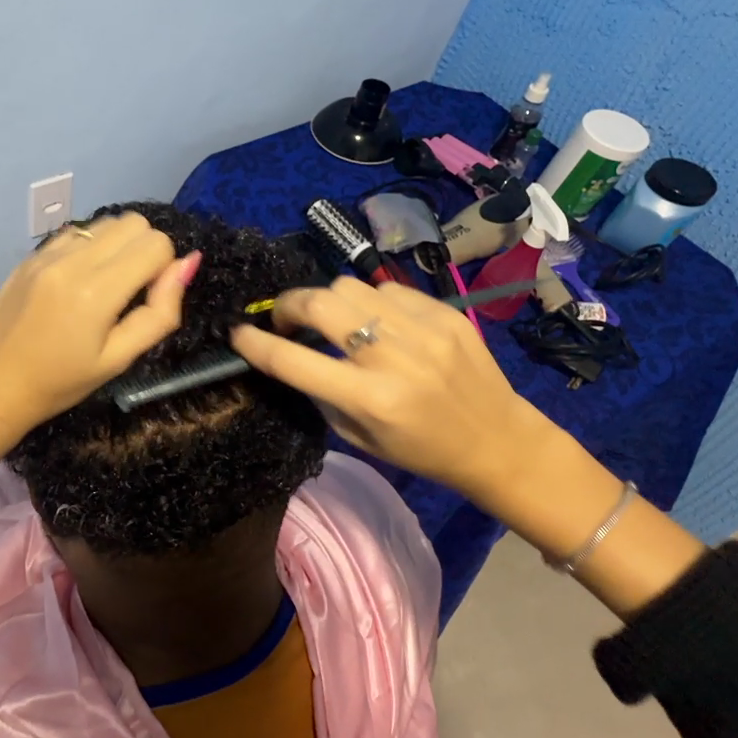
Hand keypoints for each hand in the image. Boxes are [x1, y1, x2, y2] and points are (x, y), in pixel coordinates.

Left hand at [0, 213, 197, 465]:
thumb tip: (188, 263)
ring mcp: (46, 254)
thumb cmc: (60, 384)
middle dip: (145, 250)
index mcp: (96, 291)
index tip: (147, 299)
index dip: (164, 269)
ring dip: (118, 246)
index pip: (156, 244)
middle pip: (134, 222)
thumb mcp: (119, 359)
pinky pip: (76, 232)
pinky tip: (78, 282)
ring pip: (105, 222)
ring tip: (105, 286)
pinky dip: (90, 248)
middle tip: (131, 291)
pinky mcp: (30, 256)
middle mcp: (72, 260)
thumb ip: (160, 312)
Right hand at [230, 276, 560, 500]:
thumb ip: (321, 393)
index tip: (239, 335)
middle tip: (287, 320)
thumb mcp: (358, 437)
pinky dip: (370, 302)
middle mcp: (393, 358)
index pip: (293, 360)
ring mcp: (424, 329)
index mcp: (369, 399)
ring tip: (336, 322)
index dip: (256, 344)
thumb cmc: (420, 450)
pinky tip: (378, 323)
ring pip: (350, 286)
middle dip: (289, 305)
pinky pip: (387, 289)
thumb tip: (290, 352)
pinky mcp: (445, 313)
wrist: (498, 440)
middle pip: (320, 303)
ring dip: (330, 302)